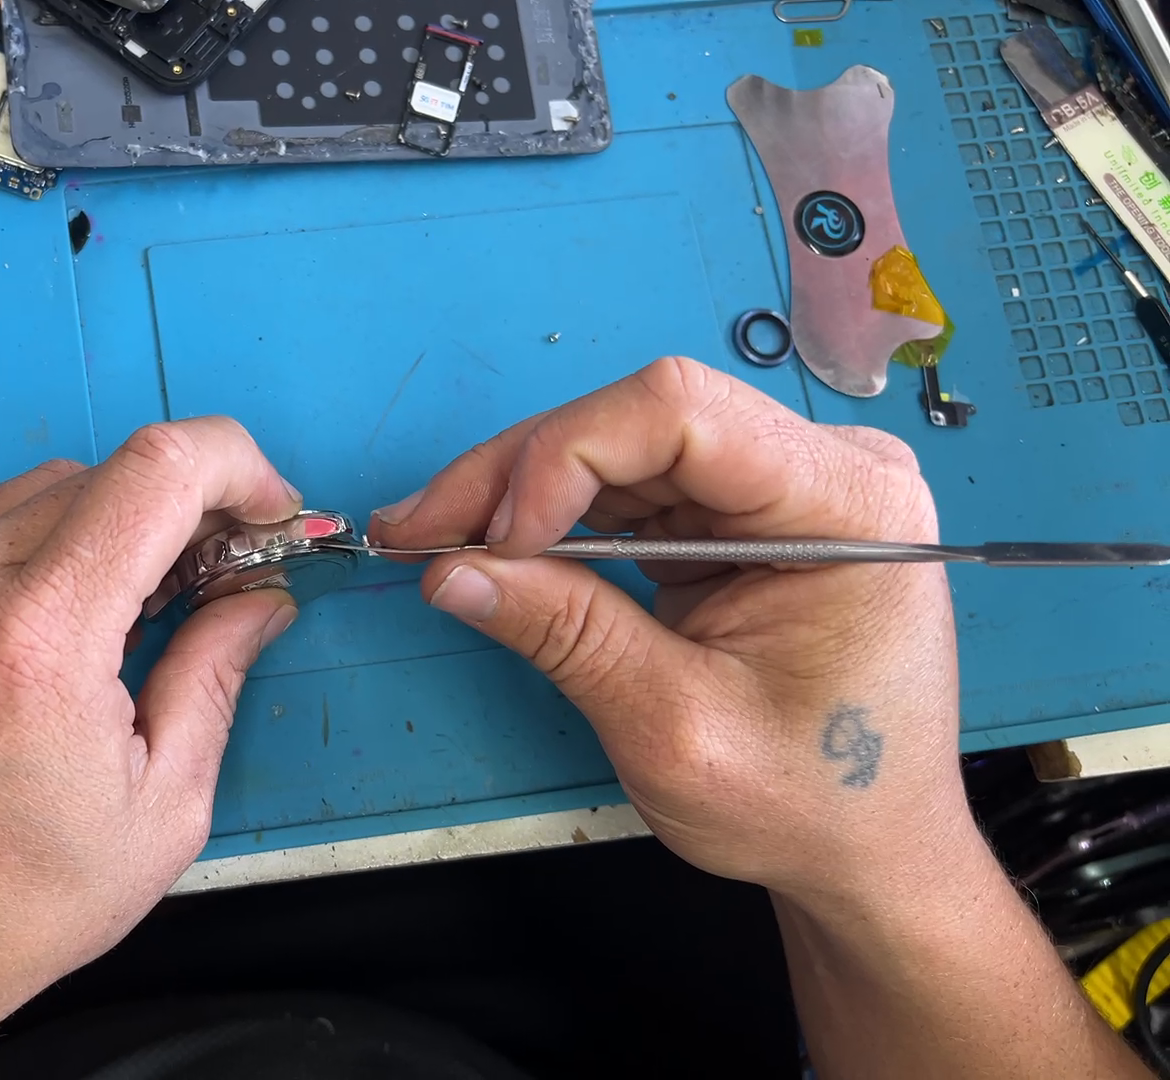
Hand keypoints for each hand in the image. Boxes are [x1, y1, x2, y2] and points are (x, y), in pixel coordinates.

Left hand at [0, 418, 301, 1079]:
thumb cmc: (21, 902)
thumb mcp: (163, 803)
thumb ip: (219, 669)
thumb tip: (262, 594)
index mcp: (37, 637)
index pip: (158, 469)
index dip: (237, 466)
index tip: (270, 512)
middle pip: (112, 473)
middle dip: (191, 506)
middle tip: (226, 571)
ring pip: (55, 487)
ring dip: (126, 521)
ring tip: (150, 600)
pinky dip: (61, 539)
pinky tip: (79, 608)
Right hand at [369, 357, 964, 903]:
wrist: (858, 847)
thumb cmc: (803, 803)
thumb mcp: (673, 728)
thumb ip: (564, 635)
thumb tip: (447, 573)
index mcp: (842, 504)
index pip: (677, 414)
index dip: (560, 460)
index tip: (489, 544)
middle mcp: (808, 468)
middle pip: (624, 424)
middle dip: (504, 477)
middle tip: (410, 530)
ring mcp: (758, 488)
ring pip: (598, 449)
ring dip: (499, 493)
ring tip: (423, 536)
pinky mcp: (714, 516)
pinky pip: (603, 489)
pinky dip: (528, 517)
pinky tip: (475, 543)